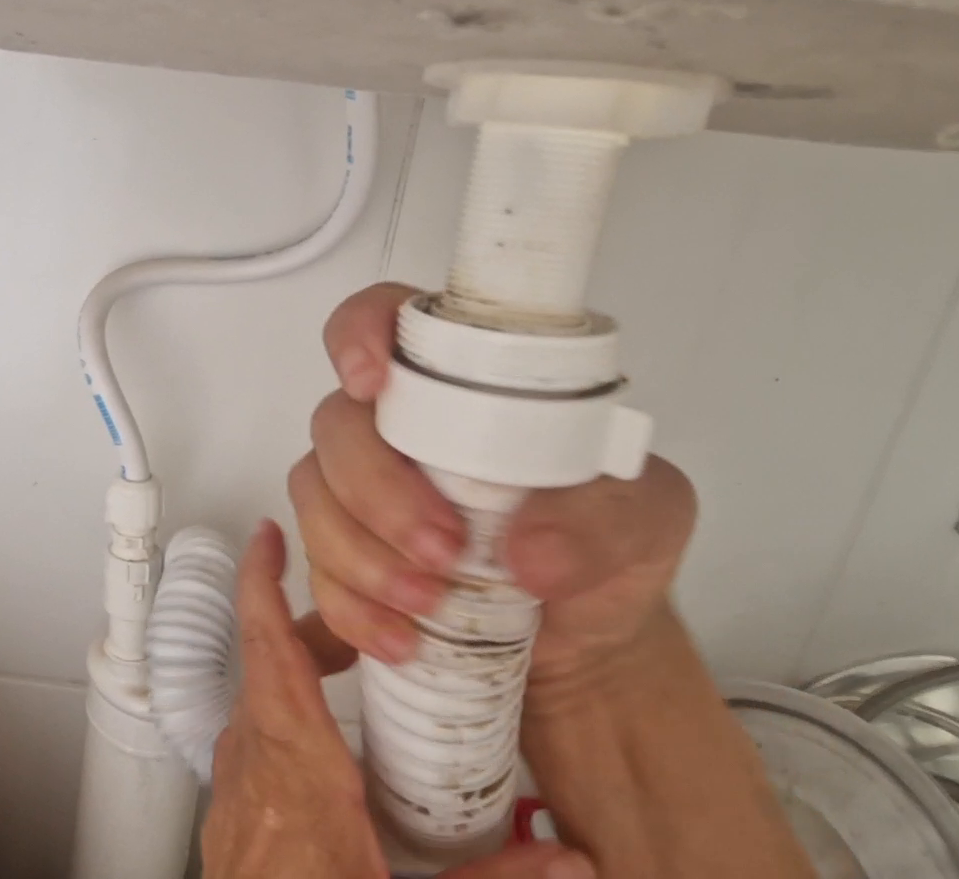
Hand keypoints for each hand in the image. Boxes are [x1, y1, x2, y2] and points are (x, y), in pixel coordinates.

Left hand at [202, 520, 594, 878]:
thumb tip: (576, 859)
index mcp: (296, 768)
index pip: (269, 650)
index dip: (264, 583)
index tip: (268, 534)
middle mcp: (255, 759)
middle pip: (273, 659)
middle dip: (319, 626)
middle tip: (371, 618)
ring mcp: (237, 781)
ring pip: (263, 693)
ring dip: (303, 667)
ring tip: (359, 665)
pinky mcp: (235, 804)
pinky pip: (257, 733)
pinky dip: (289, 710)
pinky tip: (335, 742)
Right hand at [289, 283, 696, 682]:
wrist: (585, 634)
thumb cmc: (606, 545)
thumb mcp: (645, 519)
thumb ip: (601, 521)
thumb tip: (528, 552)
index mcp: (458, 382)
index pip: (383, 318)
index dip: (357, 333)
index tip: (370, 384)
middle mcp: (395, 426)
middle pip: (336, 423)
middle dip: (373, 487)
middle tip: (441, 548)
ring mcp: (361, 489)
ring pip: (312, 492)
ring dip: (356, 551)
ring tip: (426, 604)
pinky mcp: (347, 553)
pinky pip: (316, 568)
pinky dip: (347, 605)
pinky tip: (397, 638)